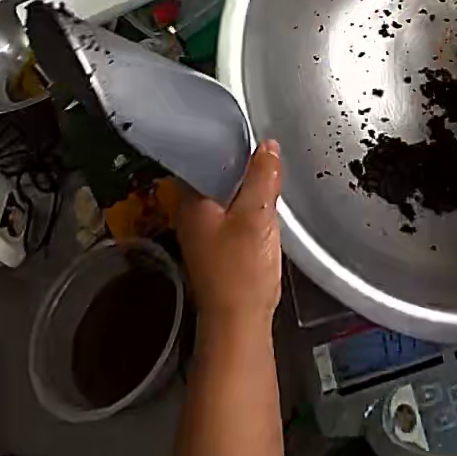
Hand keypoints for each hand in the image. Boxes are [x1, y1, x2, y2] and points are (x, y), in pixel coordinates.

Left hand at [175, 140, 282, 331]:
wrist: (239, 324)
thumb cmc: (241, 270)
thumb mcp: (256, 216)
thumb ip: (262, 178)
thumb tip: (267, 146)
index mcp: (189, 201)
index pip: (200, 158)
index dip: (223, 143)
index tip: (245, 131)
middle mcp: (189, 213)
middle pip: (213, 176)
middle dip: (238, 165)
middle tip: (262, 150)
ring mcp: (201, 232)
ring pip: (224, 196)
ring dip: (244, 187)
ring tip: (266, 173)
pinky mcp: (216, 247)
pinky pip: (230, 215)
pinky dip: (245, 207)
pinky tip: (263, 205)